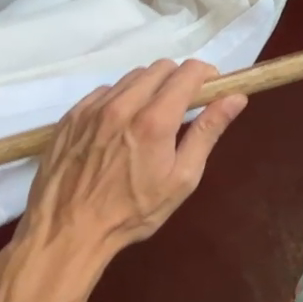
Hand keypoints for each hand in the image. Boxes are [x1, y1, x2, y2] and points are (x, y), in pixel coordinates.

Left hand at [17, 59, 247, 261]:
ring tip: (149, 119)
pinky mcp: (70, 117)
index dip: (206, 76)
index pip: (188, 71)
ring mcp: (92, 108)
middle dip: (179, 80)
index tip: (210, 92)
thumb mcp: (182, 177)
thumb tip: (236, 98)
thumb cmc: (133, 211)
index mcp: (154, 119)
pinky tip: (119, 128)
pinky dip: (120, 100)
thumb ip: (208, 131)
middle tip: (182, 109)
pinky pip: (104, 91)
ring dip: (149, 88)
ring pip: (132, 77)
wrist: (66, 234)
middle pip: (161, 67)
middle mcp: (122, 105)